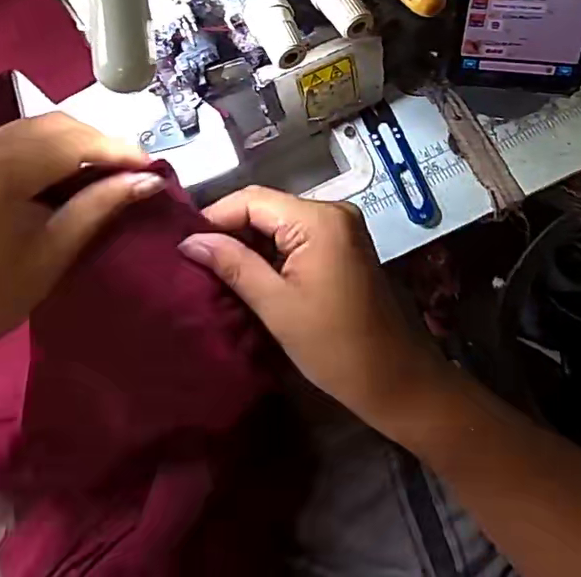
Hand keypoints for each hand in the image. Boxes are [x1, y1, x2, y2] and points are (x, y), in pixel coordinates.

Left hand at [0, 113, 156, 405]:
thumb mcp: (54, 251)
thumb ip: (102, 204)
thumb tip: (149, 179)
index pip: (71, 141)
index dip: (117, 150)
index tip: (152, 166)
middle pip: (51, 127)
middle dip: (97, 144)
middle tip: (132, 172)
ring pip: (32, 130)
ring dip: (72, 146)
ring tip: (105, 174)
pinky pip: (10, 141)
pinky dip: (43, 152)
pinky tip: (63, 174)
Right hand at [178, 186, 455, 432]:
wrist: (397, 380)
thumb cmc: (335, 347)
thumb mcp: (276, 306)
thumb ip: (233, 265)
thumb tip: (189, 241)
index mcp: (318, 219)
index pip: (252, 199)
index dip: (214, 218)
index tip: (182, 245)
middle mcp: (332, 210)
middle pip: (265, 206)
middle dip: (229, 230)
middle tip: (193, 259)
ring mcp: (340, 225)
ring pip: (277, 221)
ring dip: (247, 241)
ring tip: (212, 267)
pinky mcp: (342, 243)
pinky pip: (295, 234)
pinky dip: (270, 250)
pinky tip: (246, 272)